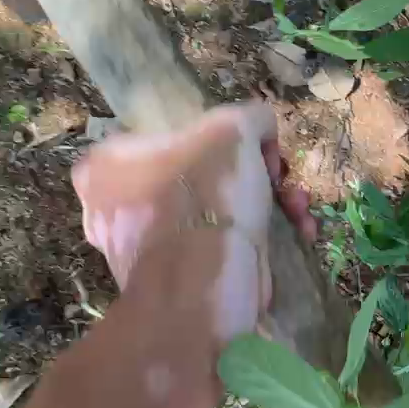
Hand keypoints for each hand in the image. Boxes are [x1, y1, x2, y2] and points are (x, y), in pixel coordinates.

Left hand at [71, 102, 311, 341]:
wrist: (203, 291)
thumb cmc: (207, 198)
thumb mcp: (235, 128)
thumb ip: (250, 116)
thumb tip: (260, 130)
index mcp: (108, 165)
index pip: (181, 132)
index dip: (230, 138)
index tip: (260, 153)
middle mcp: (118, 206)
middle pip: (209, 172)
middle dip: (262, 176)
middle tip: (284, 182)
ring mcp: (148, 246)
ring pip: (223, 208)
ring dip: (274, 204)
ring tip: (300, 211)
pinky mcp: (182, 277)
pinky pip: (226, 242)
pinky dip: (264, 236)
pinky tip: (298, 233)